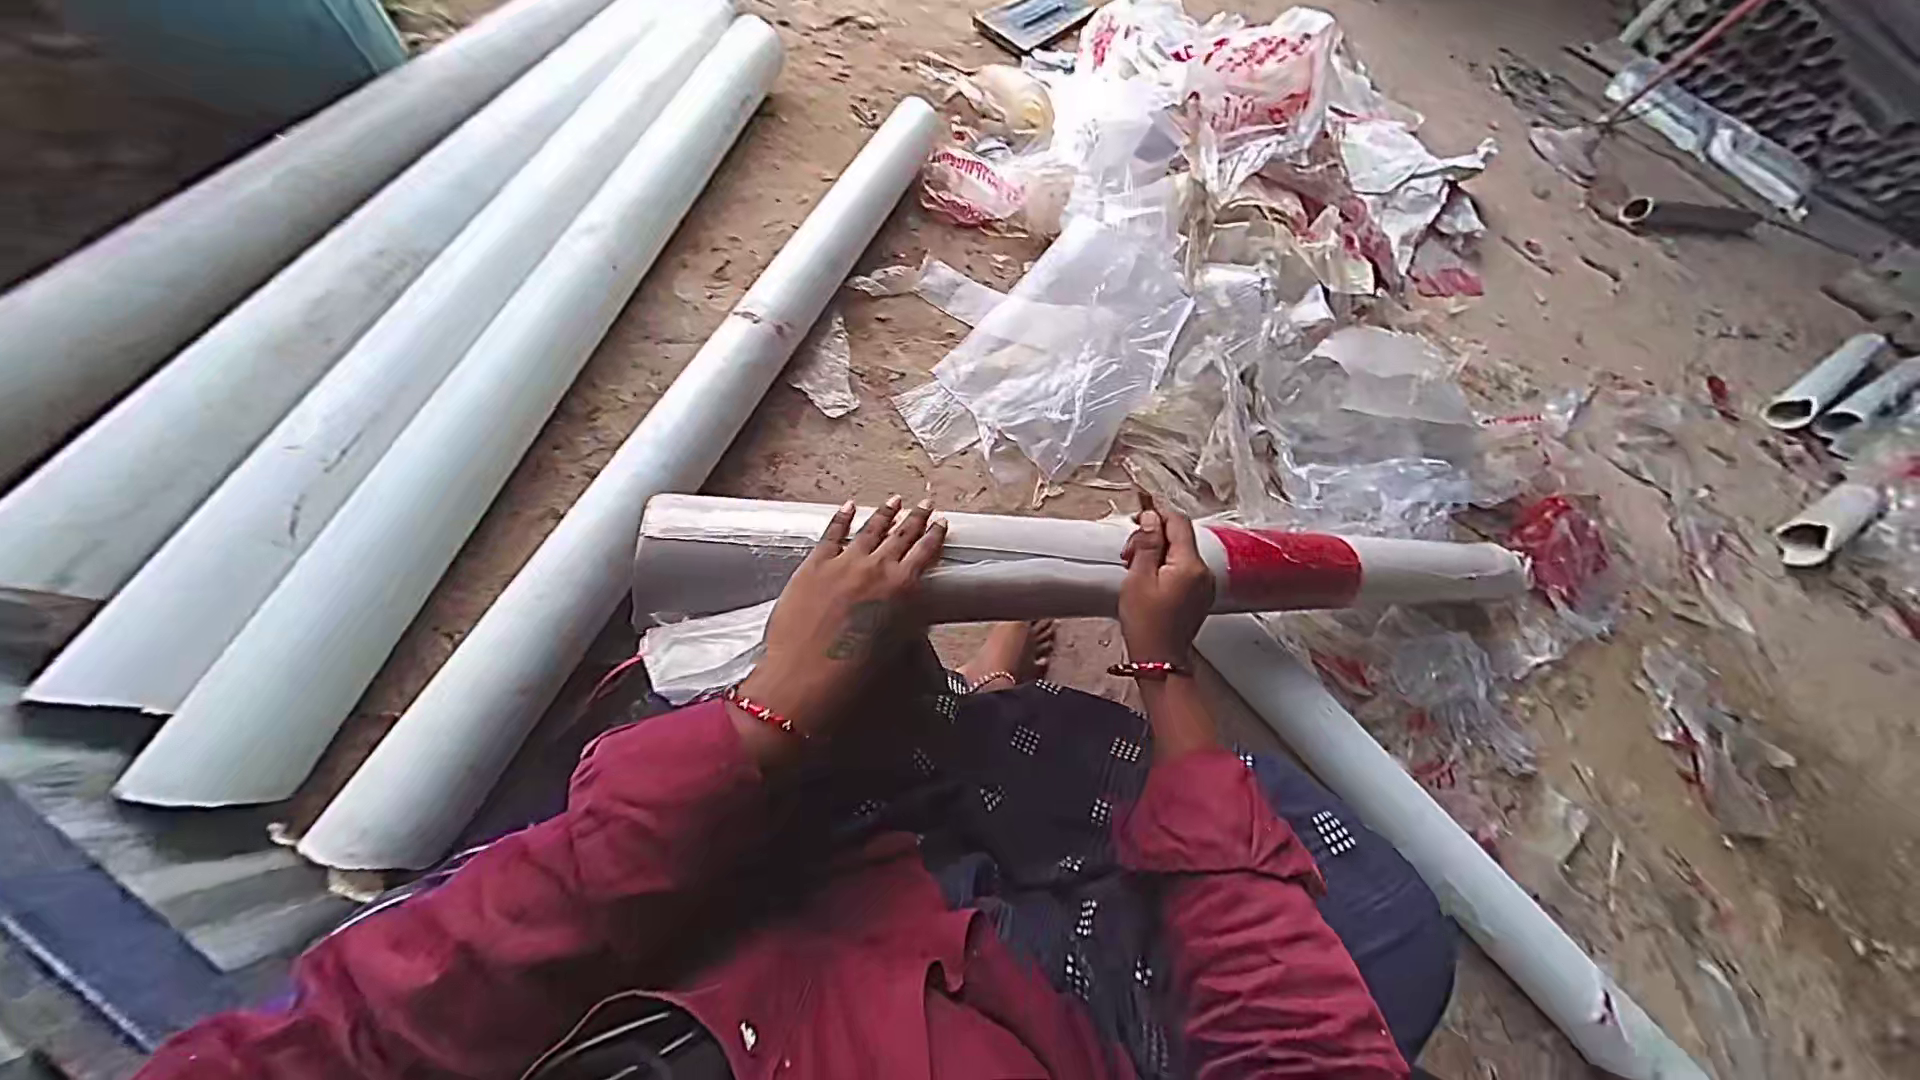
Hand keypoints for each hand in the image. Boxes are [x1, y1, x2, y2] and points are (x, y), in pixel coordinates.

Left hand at [735, 495, 945, 744]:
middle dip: (915, 517)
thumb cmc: (852, 672)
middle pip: (901, 534)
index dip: (935, 535)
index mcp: (901, 588)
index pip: (924, 553)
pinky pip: (832, 533)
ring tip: (894, 500)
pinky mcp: (814, 564)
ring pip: (870, 529)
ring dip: (885, 512)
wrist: (805, 677)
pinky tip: (849, 506)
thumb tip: (911, 603)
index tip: (942, 523)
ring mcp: (844, 562)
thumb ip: (906, 616)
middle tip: (926, 504)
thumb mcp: (894, 643)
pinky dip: (842, 518)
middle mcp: (876, 568)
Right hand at [1117, 503, 1213, 665]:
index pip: (1178, 523)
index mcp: (1189, 565)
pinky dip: (1164, 565)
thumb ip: (1147, 544)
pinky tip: (1146, 576)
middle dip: (1153, 536)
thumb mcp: (1138, 578)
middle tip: (1129, 552)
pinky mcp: (1198, 594)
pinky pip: (1182, 568)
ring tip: (1134, 566)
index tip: (1141, 508)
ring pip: (1179, 552)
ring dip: (1157, 551)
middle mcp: (1203, 572)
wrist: (1159, 660)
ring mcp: (1203, 584)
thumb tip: (1151, 518)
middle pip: (1179, 537)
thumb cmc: (1145, 624)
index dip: (1158, 512)